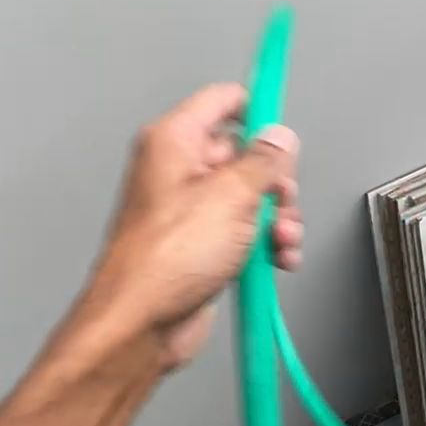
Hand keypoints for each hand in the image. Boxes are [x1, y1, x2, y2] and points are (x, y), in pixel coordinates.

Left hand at [80, 83, 301, 368]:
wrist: (142, 323)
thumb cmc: (163, 262)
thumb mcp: (232, 196)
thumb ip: (264, 160)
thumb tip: (279, 138)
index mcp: (174, 141)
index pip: (223, 101)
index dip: (258, 110)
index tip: (283, 127)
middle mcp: (177, 172)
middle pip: (244, 155)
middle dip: (274, 182)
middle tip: (279, 202)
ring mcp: (188, 211)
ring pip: (248, 198)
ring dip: (275, 219)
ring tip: (278, 239)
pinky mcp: (198, 245)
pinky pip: (241, 232)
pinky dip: (263, 244)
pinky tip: (274, 259)